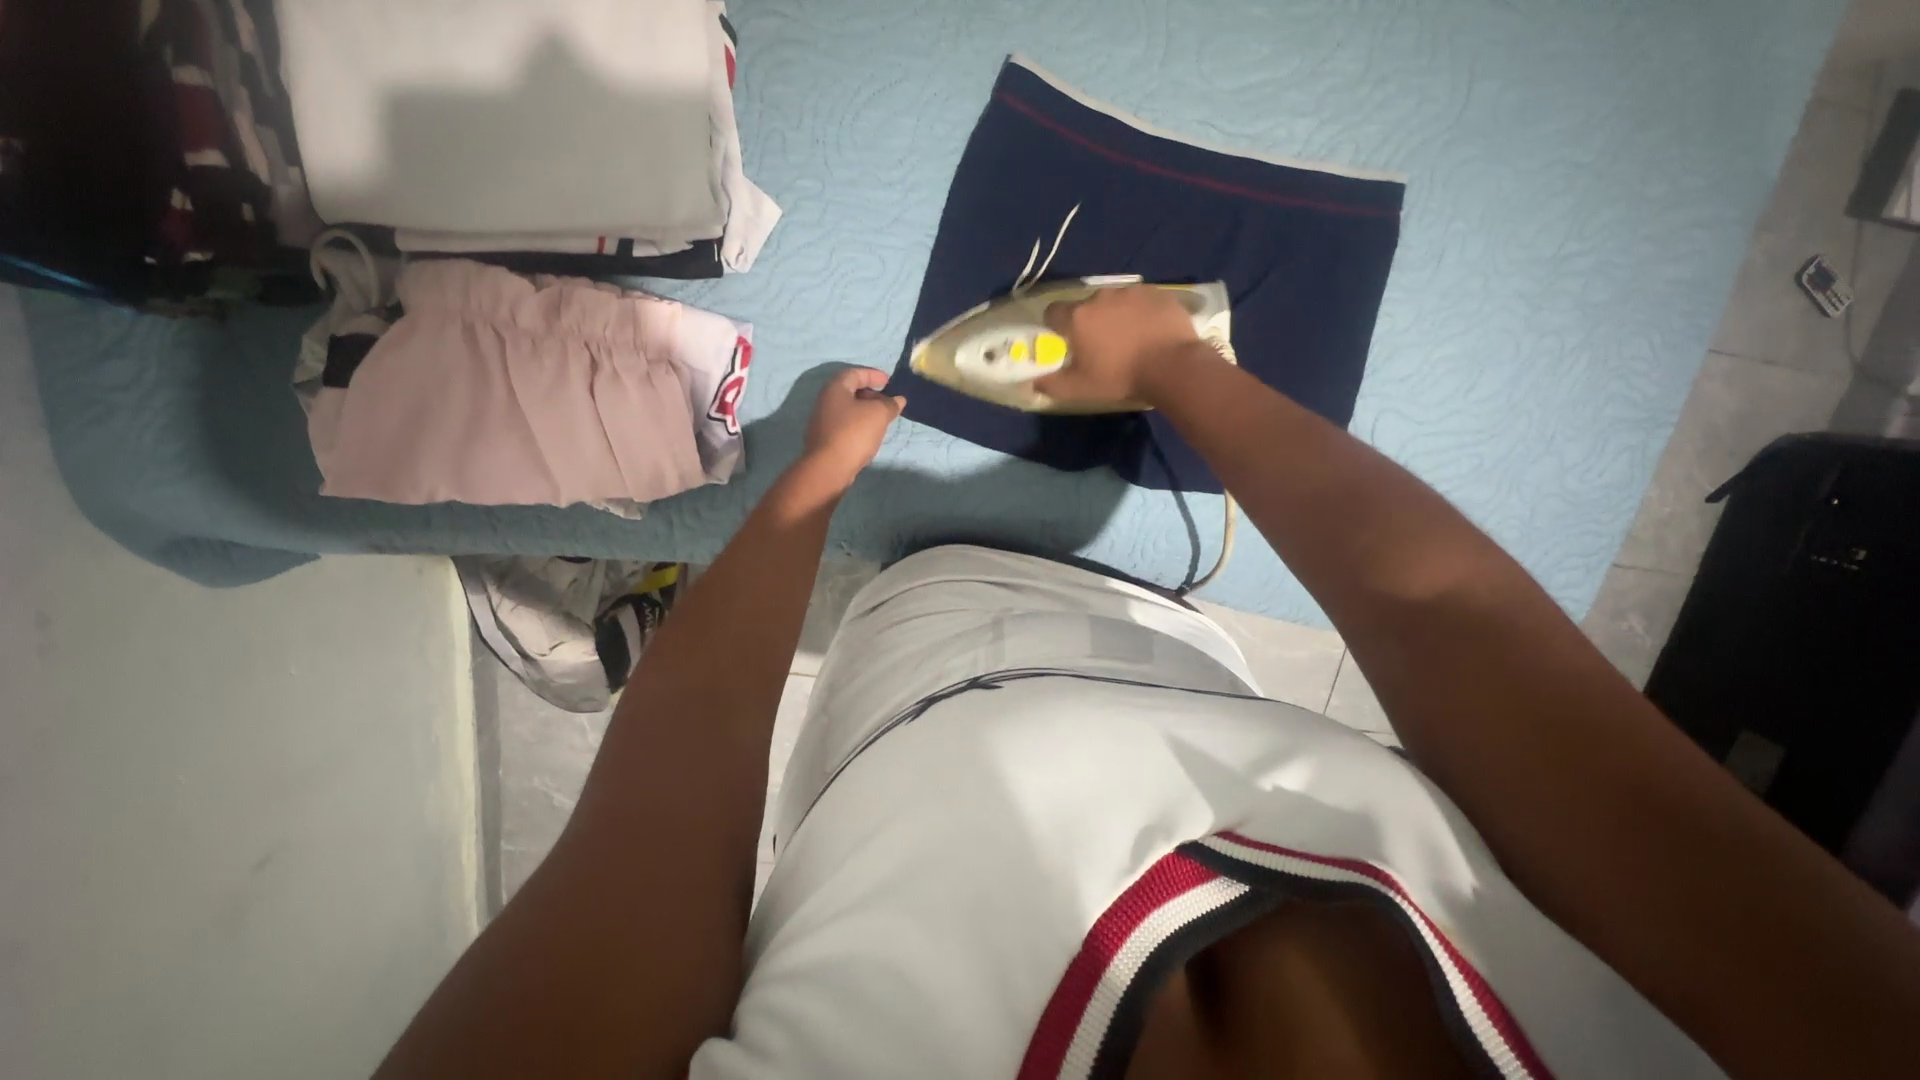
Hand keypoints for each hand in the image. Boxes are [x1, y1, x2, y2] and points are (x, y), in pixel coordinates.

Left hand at [799, 366, 904, 486]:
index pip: (855, 373)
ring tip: (883, 419)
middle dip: (871, 393)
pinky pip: (845, 424)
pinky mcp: (825, 438)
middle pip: (850, 390)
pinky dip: (859, 423)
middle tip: (888, 402)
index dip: (874, 375)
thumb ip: (890, 404)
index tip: (889, 381)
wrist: (828, 467)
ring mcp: (823, 420)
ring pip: (848, 409)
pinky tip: (870, 434)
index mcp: (835, 388)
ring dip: (866, 410)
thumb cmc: (853, 433)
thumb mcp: (878, 414)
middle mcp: (825, 400)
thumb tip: (898, 400)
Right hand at [1034, 285, 1213, 405]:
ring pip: (1115, 301)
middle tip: (1102, 346)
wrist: (1173, 366)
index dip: (1056, 326)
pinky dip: (1141, 313)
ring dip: (1116, 315)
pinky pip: (1142, 300)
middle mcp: (1101, 296)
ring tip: (1130, 339)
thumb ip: (1051, 384)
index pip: (1053, 312)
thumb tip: (1031, 382)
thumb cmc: (1120, 377)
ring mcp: (1132, 291)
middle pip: (1086, 306)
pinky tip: (1150, 331)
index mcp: (1078, 316)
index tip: (1066, 342)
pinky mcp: (1158, 293)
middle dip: (1090, 322)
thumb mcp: (1079, 389)